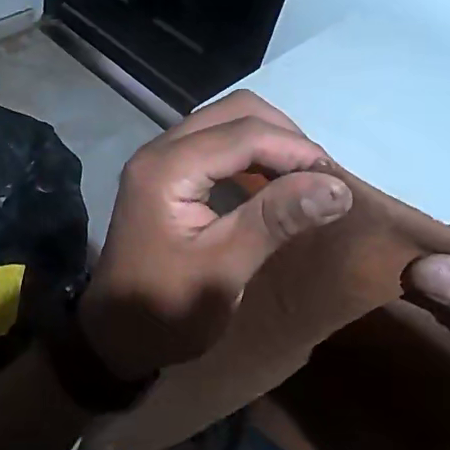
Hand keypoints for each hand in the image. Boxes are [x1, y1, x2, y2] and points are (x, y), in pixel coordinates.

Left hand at [80, 91, 351, 380]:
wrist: (113, 338)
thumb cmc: (164, 312)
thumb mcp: (222, 271)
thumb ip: (274, 221)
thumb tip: (337, 188)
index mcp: (167, 169)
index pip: (244, 134)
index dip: (296, 149)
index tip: (336, 180)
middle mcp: (161, 149)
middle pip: (237, 111)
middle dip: (285, 136)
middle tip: (319, 177)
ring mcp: (163, 157)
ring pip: (229, 120)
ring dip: (272, 141)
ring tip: (304, 179)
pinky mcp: (170, 172)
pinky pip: (220, 142)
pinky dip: (255, 153)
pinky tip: (275, 182)